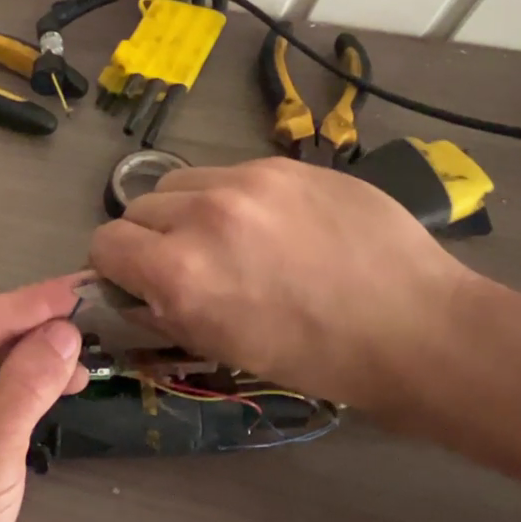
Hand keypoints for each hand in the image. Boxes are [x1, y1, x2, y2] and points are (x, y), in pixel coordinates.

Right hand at [88, 158, 472, 407]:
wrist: (416, 328)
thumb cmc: (314, 357)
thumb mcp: (219, 348)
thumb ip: (159, 312)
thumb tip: (128, 291)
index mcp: (180, 272)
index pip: (104, 243)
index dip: (114, 265)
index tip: (138, 279)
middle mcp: (201, 216)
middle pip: (136, 208)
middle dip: (151, 237)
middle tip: (189, 262)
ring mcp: (245, 182)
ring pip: (177, 183)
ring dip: (186, 210)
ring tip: (230, 236)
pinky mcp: (283, 164)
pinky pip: (228, 173)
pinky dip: (233, 198)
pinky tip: (274, 224)